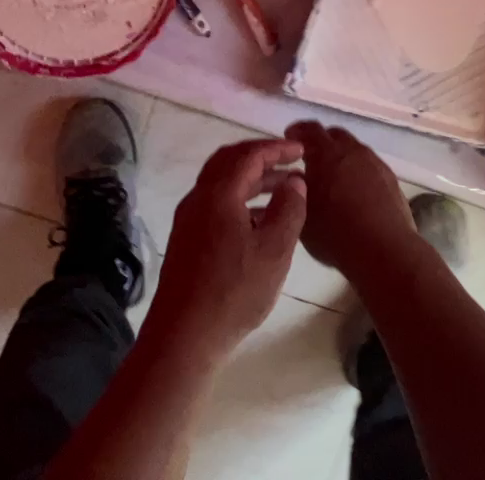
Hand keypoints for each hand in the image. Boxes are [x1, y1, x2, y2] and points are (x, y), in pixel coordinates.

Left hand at [145, 139, 306, 362]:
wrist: (183, 337)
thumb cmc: (234, 292)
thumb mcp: (274, 251)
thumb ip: (289, 210)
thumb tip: (294, 181)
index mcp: (218, 194)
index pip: (248, 155)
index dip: (276, 148)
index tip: (301, 150)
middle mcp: (198, 199)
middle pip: (229, 162)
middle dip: (260, 158)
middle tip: (289, 162)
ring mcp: (189, 220)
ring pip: (221, 184)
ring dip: (251, 180)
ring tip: (283, 191)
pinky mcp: (187, 240)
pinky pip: (216, 204)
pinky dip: (240, 199)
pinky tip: (260, 221)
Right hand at [284, 121, 420, 281]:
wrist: (384, 248)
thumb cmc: (334, 232)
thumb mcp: (303, 213)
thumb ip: (298, 189)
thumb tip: (300, 176)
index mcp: (325, 153)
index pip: (310, 129)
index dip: (299, 131)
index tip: (291, 137)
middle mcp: (352, 150)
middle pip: (335, 136)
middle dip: (322, 143)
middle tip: (313, 160)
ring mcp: (375, 163)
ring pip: (355, 151)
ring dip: (343, 159)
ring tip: (336, 180)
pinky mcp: (391, 179)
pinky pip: (370, 167)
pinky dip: (360, 173)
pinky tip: (357, 194)